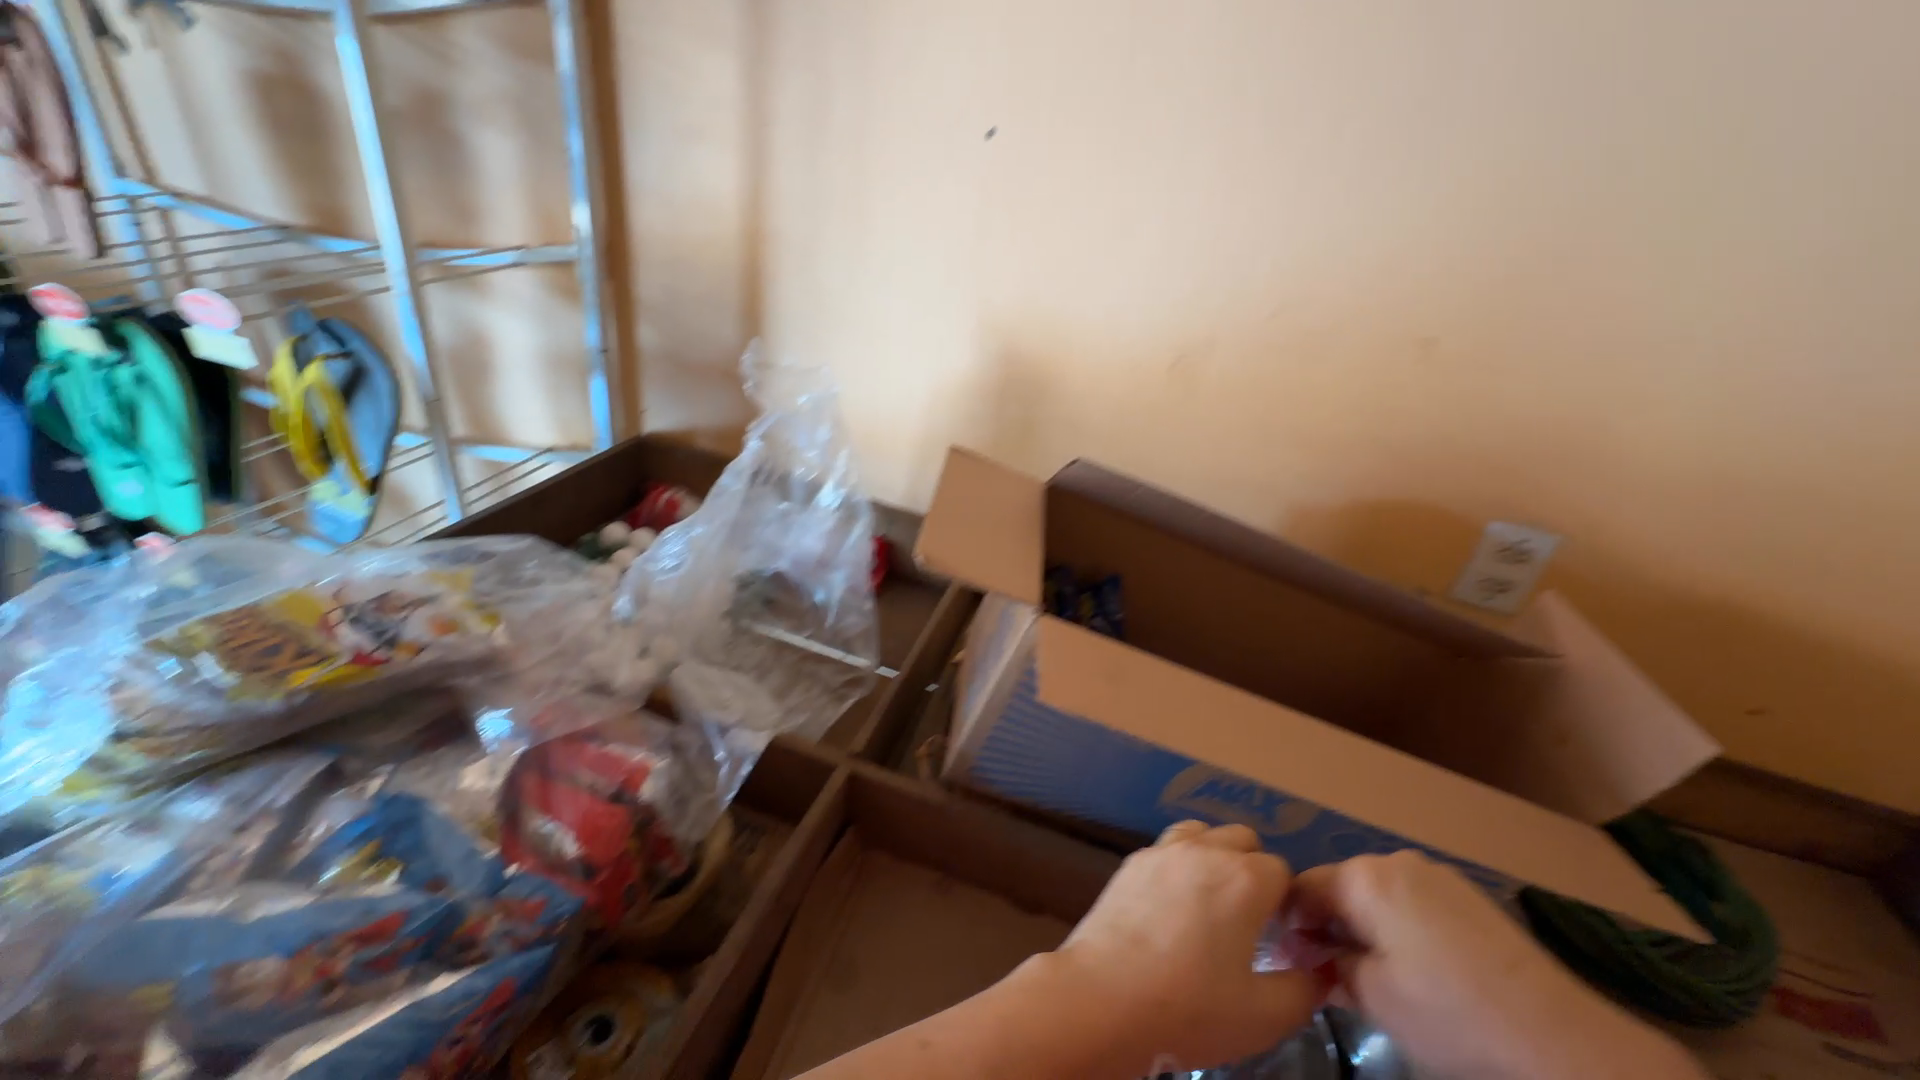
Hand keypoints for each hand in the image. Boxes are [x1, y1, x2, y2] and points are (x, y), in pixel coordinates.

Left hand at [1032, 820, 1322, 1072]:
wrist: (1102, 999)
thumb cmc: (1188, 1008)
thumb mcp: (1264, 1015)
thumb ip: (1305, 989)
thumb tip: (1320, 971)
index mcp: (1244, 879)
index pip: (1283, 872)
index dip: (1285, 904)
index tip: (1276, 938)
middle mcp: (1204, 852)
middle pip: (1242, 840)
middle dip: (1253, 871)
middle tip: (1246, 919)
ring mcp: (1161, 852)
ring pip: (1201, 834)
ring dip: (1213, 857)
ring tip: (1208, 903)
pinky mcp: (1129, 864)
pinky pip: (1166, 849)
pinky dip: (1178, 865)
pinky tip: (1170, 906)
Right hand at [1287, 851, 1707, 1079]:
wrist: (1558, 1035)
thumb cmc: (1449, 1013)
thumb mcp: (1372, 996)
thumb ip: (1329, 964)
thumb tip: (1307, 953)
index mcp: (1364, 877)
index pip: (1301, 888)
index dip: (1286, 924)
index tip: (1284, 963)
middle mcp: (1397, 861)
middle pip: (1340, 887)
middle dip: (1324, 925)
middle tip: (1321, 974)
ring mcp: (1438, 876)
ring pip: (1377, 896)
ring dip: (1361, 928)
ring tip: (1366, 975)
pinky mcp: (1469, 898)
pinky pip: (1411, 904)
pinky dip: (1397, 929)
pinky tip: (1411, 970)